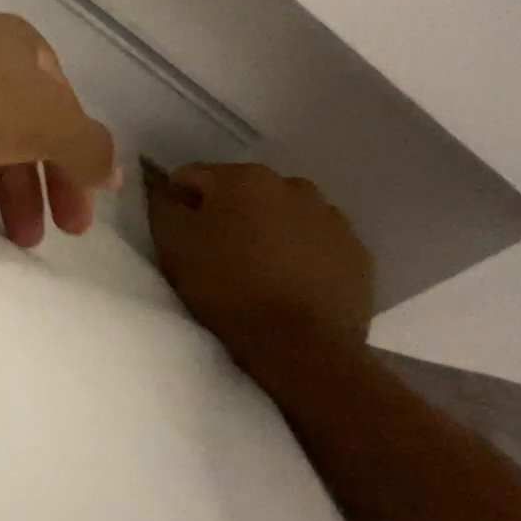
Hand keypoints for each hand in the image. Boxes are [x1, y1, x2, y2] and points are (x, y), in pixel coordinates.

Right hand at [148, 163, 373, 363]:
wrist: (300, 344)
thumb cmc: (225, 285)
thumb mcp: (171, 241)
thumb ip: (162, 205)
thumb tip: (169, 193)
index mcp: (243, 178)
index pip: (193, 176)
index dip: (178, 201)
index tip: (178, 232)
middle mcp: (292, 186)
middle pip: (242, 191)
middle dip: (226, 211)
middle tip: (216, 248)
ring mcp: (332, 219)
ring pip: (282, 213)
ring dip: (266, 228)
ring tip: (256, 264)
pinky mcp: (357, 252)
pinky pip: (315, 240)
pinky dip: (299, 250)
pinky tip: (288, 278)